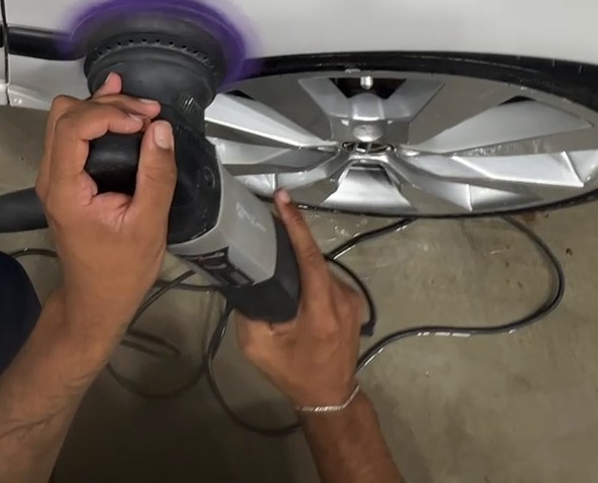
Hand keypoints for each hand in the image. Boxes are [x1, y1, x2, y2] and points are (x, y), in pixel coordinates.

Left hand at [34, 74, 176, 347]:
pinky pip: (73, 133)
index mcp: (65, 189)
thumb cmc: (122, 270)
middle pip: (65, 114)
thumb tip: (161, 128)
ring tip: (142, 112)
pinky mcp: (65, 175)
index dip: (106, 113)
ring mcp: (54, 174)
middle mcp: (50, 175)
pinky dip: (98, 117)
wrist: (97, 301)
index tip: (143, 121)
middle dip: (107, 105)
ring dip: (102, 107)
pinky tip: (123, 110)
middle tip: (148, 113)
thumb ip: (155, 176)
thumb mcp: (149, 226)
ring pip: (66, 118)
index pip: (71, 128)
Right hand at [235, 190, 366, 407]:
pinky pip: (327, 276)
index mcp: (320, 311)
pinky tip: (294, 277)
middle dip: (292, 238)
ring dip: (300, 258)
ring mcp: (352, 300)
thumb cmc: (292, 371)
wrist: (330, 398)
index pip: (311, 258)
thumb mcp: (258, 346)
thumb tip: (243, 277)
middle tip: (267, 222)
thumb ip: (250, 310)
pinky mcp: (354, 302)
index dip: (297, 226)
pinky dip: (310, 271)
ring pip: (321, 266)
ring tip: (276, 252)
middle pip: (314, 257)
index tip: (284, 198)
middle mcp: (342, 300)